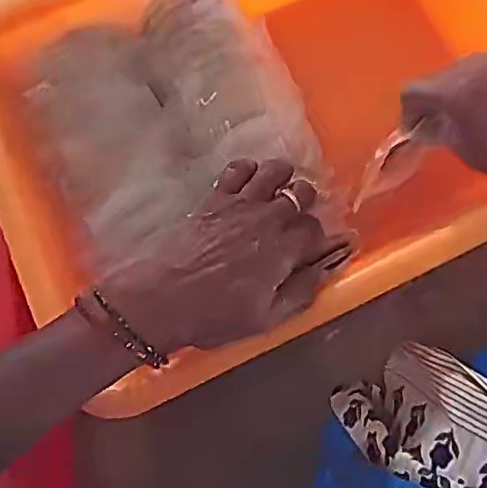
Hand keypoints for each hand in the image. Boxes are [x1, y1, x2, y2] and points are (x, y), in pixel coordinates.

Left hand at [96, 159, 350, 352]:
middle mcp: (266, 219)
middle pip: (301, 193)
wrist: (160, 298)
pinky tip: (248, 181)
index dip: (318, 236)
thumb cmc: (214, 314)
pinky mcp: (215, 198)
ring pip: (274, 171)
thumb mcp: (266, 318)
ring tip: (279, 188)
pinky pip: (238, 169)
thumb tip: (326, 270)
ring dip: (282, 176)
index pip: (315, 229)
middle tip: (298, 215)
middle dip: (305, 201)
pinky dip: (248, 169)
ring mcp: (239, 204)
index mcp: (283, 249)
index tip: (313, 246)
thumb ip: (301, 292)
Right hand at [402, 52, 486, 203]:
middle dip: (436, 97)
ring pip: (466, 68)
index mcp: (454, 89)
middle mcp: (474, 65)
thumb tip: (427, 126)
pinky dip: (485, 83)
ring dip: (461, 87)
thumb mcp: (467, 150)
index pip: (414, 90)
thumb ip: (441, 131)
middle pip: (440, 76)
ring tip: (469, 111)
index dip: (410, 110)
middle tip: (439, 121)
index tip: (415, 128)